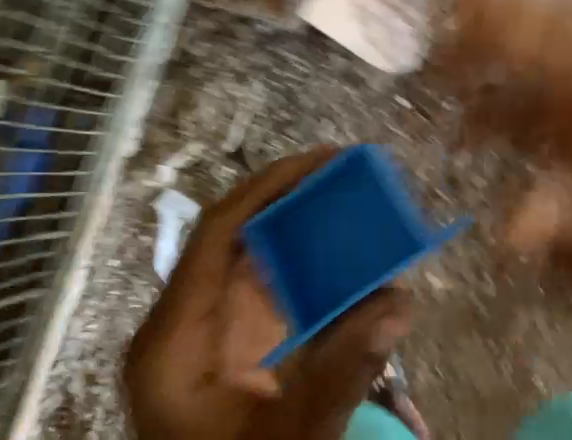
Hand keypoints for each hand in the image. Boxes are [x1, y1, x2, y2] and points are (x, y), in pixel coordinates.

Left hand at [124, 149, 415, 439]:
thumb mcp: (288, 439)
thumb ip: (340, 371)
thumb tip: (399, 301)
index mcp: (172, 337)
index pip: (215, 236)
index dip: (267, 188)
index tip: (318, 159)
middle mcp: (181, 326)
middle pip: (232, 242)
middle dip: (288, 202)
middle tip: (344, 172)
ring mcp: (203, 343)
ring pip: (251, 268)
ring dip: (299, 236)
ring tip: (349, 204)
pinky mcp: (228, 360)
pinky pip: (265, 302)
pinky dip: (304, 280)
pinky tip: (344, 266)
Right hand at [430, 0, 571, 439]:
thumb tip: (512, 218)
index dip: (527, 32)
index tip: (467, 8)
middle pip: (567, 59)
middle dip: (503, 33)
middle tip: (438, 19)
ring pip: (547, 87)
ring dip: (493, 73)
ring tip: (435, 72)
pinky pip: (541, 129)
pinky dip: (499, 120)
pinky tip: (464, 134)